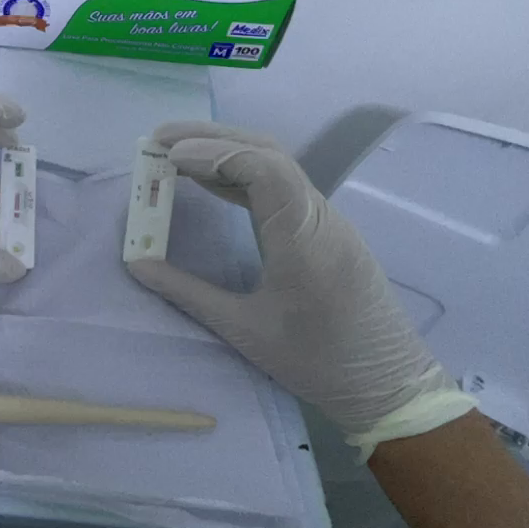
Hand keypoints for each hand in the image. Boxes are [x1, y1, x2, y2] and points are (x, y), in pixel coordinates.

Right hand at [126, 122, 474, 454]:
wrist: (393, 390)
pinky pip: (281, 183)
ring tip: (174, 154)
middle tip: (157, 140)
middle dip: (209, 138)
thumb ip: (186, 292)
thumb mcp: (243, 330)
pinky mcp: (326, 229)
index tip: (167, 158)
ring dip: (224, 149)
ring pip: (275, 162)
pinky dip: (240, 170)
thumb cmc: (318, 364)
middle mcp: (319, 217)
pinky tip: (209, 180)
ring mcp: (327, 220)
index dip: (212, 152)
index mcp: (302, 238)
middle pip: (265, 150)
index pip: (262, 167)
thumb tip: (136, 263)